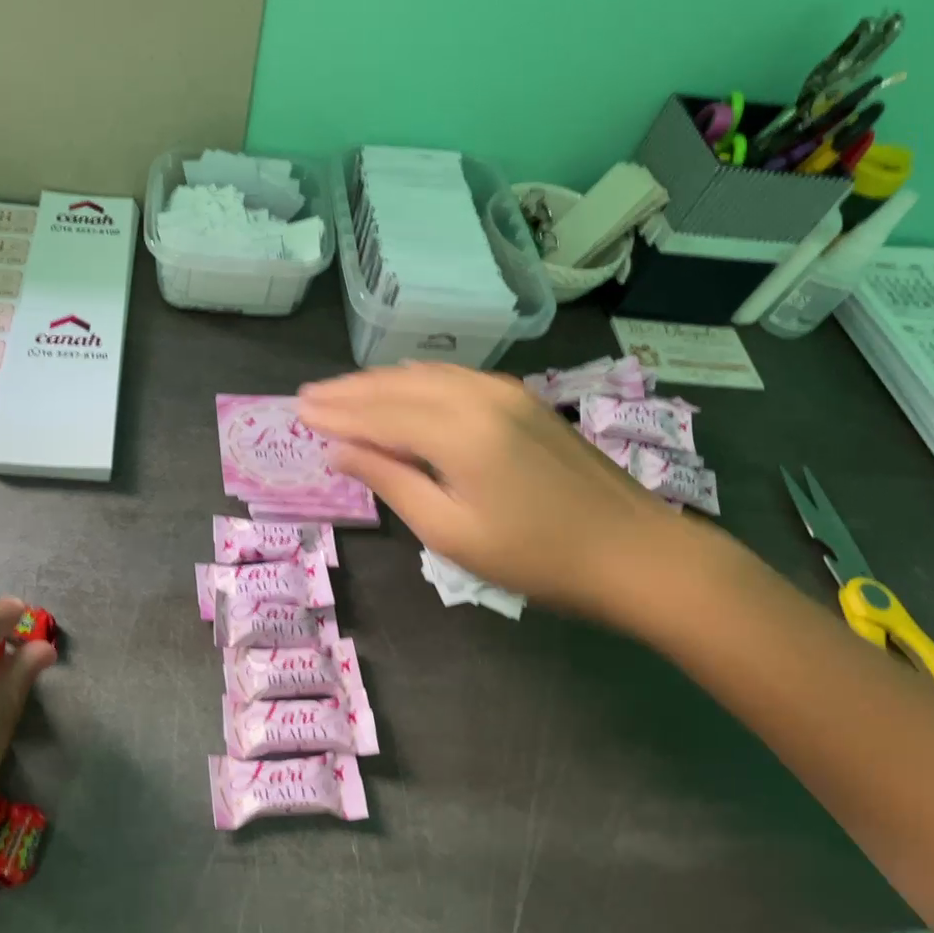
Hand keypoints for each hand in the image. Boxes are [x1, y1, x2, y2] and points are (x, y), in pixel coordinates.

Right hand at [298, 362, 693, 618]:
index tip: (297, 411)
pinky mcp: (524, 401)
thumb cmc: (536, 557)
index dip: (336, 413)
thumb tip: (338, 452)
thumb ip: (391, 482)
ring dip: (381, 382)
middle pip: (399, 385)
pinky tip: (403, 386)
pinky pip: (455, 377)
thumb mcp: (451, 532)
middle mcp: (479, 396)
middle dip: (351, 391)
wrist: (636, 553)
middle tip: (308, 396)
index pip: (379, 413)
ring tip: (343, 391)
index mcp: (458, 431)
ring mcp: (507, 393)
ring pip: (427, 375)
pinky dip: (417, 381)